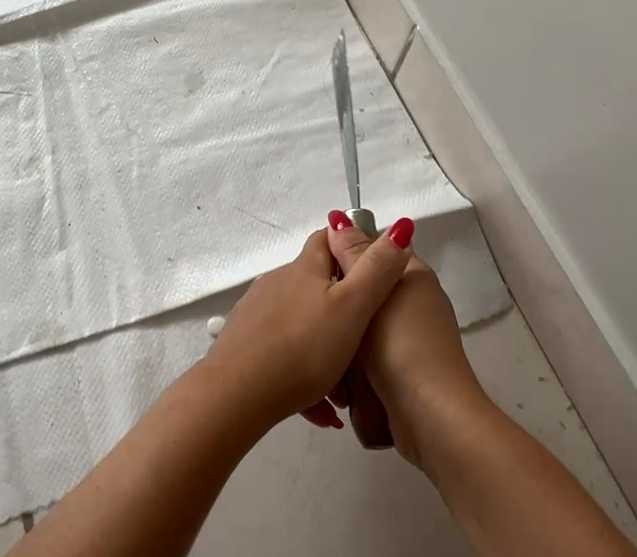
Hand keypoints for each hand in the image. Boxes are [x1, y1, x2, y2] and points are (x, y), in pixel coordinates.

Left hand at [198, 223, 413, 432]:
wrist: (237, 395)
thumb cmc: (303, 348)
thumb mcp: (353, 308)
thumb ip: (377, 269)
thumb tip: (399, 227)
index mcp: (304, 269)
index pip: (327, 239)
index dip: (350, 245)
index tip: (374, 269)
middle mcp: (278, 284)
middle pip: (316, 285)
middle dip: (343, 308)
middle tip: (368, 341)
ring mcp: (257, 315)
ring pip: (302, 325)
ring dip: (326, 349)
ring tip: (346, 390)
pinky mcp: (245, 345)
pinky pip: (284, 355)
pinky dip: (305, 376)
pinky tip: (320, 408)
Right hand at [327, 212, 488, 466]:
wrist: (431, 418)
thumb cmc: (401, 346)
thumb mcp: (370, 293)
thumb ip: (353, 256)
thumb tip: (339, 218)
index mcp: (413, 278)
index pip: (374, 253)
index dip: (344, 260)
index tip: (317, 277)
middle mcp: (413, 307)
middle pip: (361, 299)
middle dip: (340, 316)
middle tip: (320, 323)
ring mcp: (407, 346)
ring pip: (358, 338)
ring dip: (343, 354)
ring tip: (331, 363)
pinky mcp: (401, 381)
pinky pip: (365, 370)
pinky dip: (354, 381)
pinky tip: (341, 391)